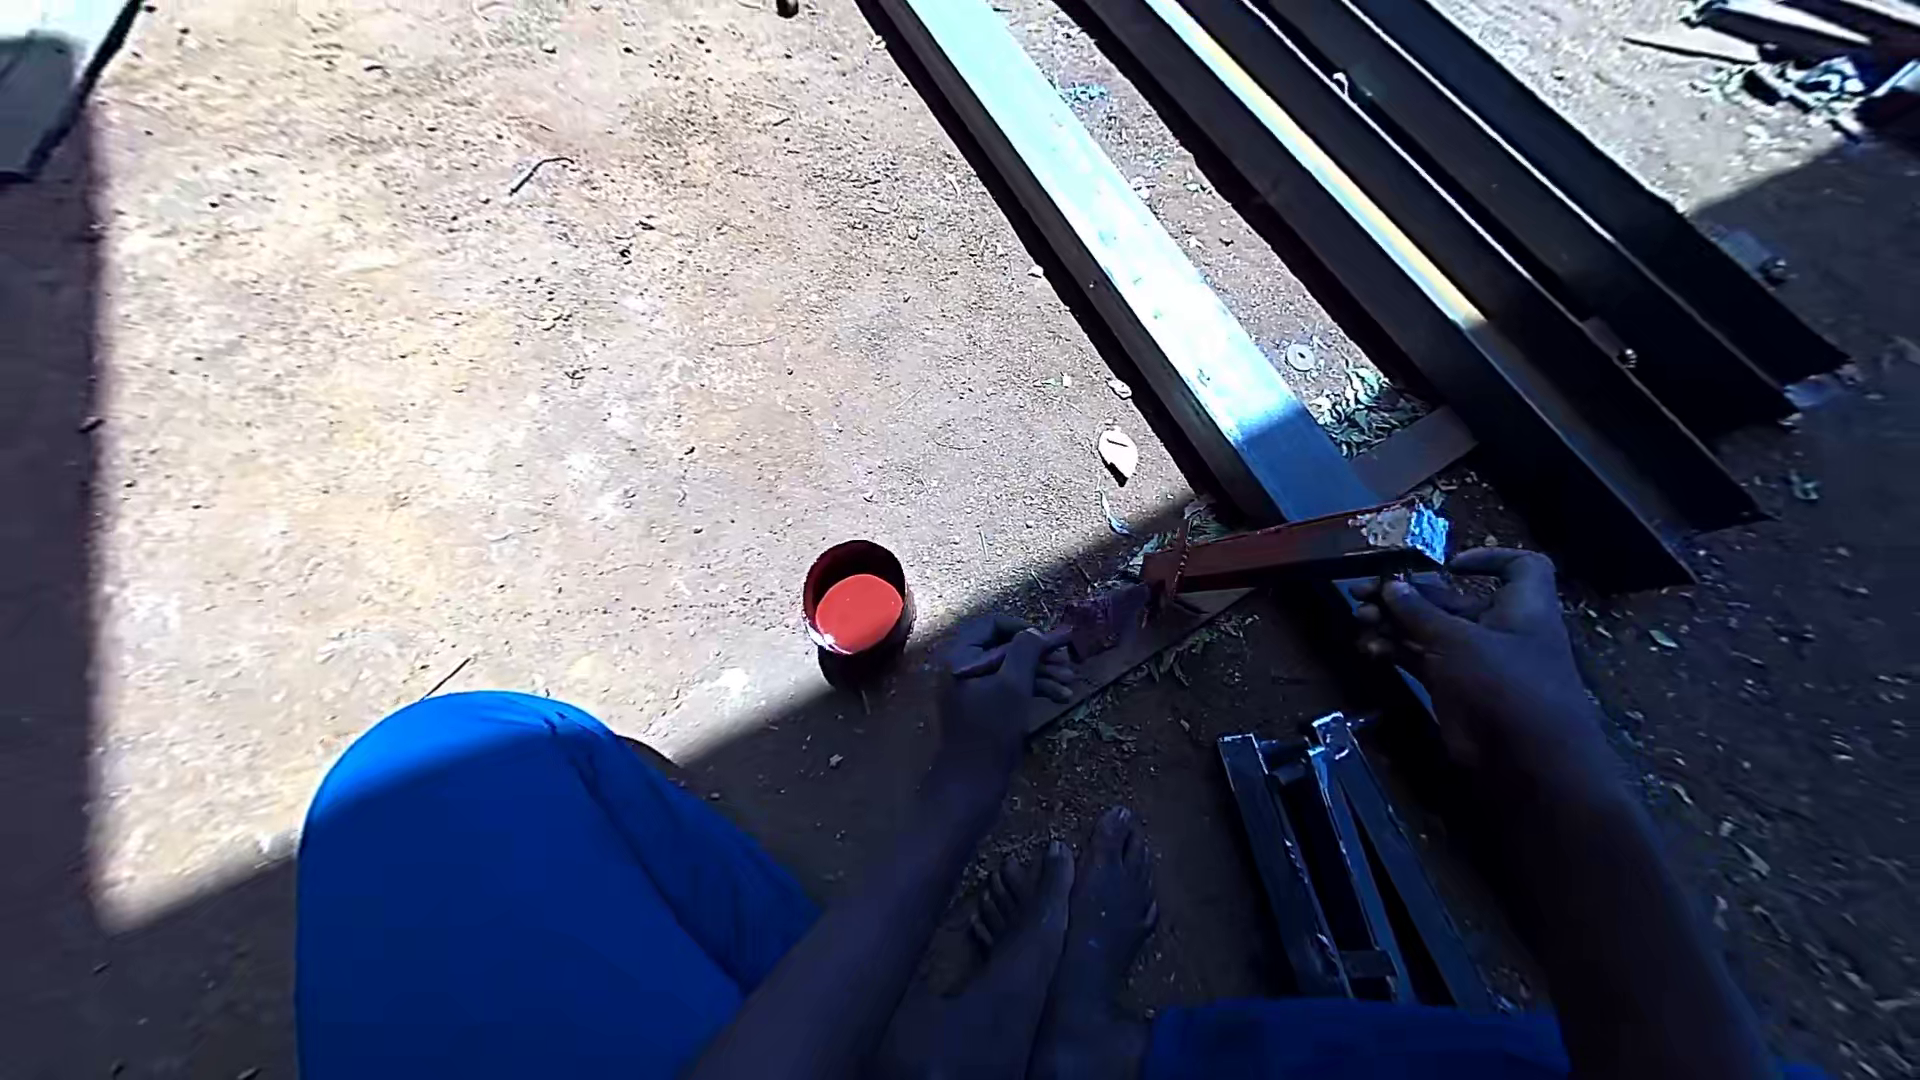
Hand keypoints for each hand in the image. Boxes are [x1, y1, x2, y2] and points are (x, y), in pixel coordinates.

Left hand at [938, 615, 1075, 776]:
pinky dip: (1032, 688)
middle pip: (1005, 646)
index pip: (993, 624)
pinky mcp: (983, 706)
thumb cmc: (991, 731)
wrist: (973, 783)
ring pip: (1011, 668)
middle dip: (1038, 654)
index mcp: (960, 656)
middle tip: (1068, 662)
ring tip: (1070, 683)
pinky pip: (1008, 686)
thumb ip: (1025, 651)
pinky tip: (1059, 697)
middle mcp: (962, 667)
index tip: (1052, 640)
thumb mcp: (1013, 685)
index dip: (1025, 629)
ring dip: (1042, 672)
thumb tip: (1035, 631)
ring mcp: (972, 687)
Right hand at [1352, 548, 1621, 803]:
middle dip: (1406, 594)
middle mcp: (1497, 629)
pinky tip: (1369, 648)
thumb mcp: (1458, 640)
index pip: (1519, 568)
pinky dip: (1392, 649)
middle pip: (1448, 598)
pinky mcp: (1450, 683)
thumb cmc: (1505, 685)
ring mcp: (1472, 658)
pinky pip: (1416, 655)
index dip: (1486, 558)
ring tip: (1360, 619)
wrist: (1525, 760)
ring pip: (1425, 628)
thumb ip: (1419, 610)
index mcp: (1520, 609)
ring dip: (1391, 621)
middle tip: (1362, 591)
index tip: (1443, 562)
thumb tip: (1391, 585)